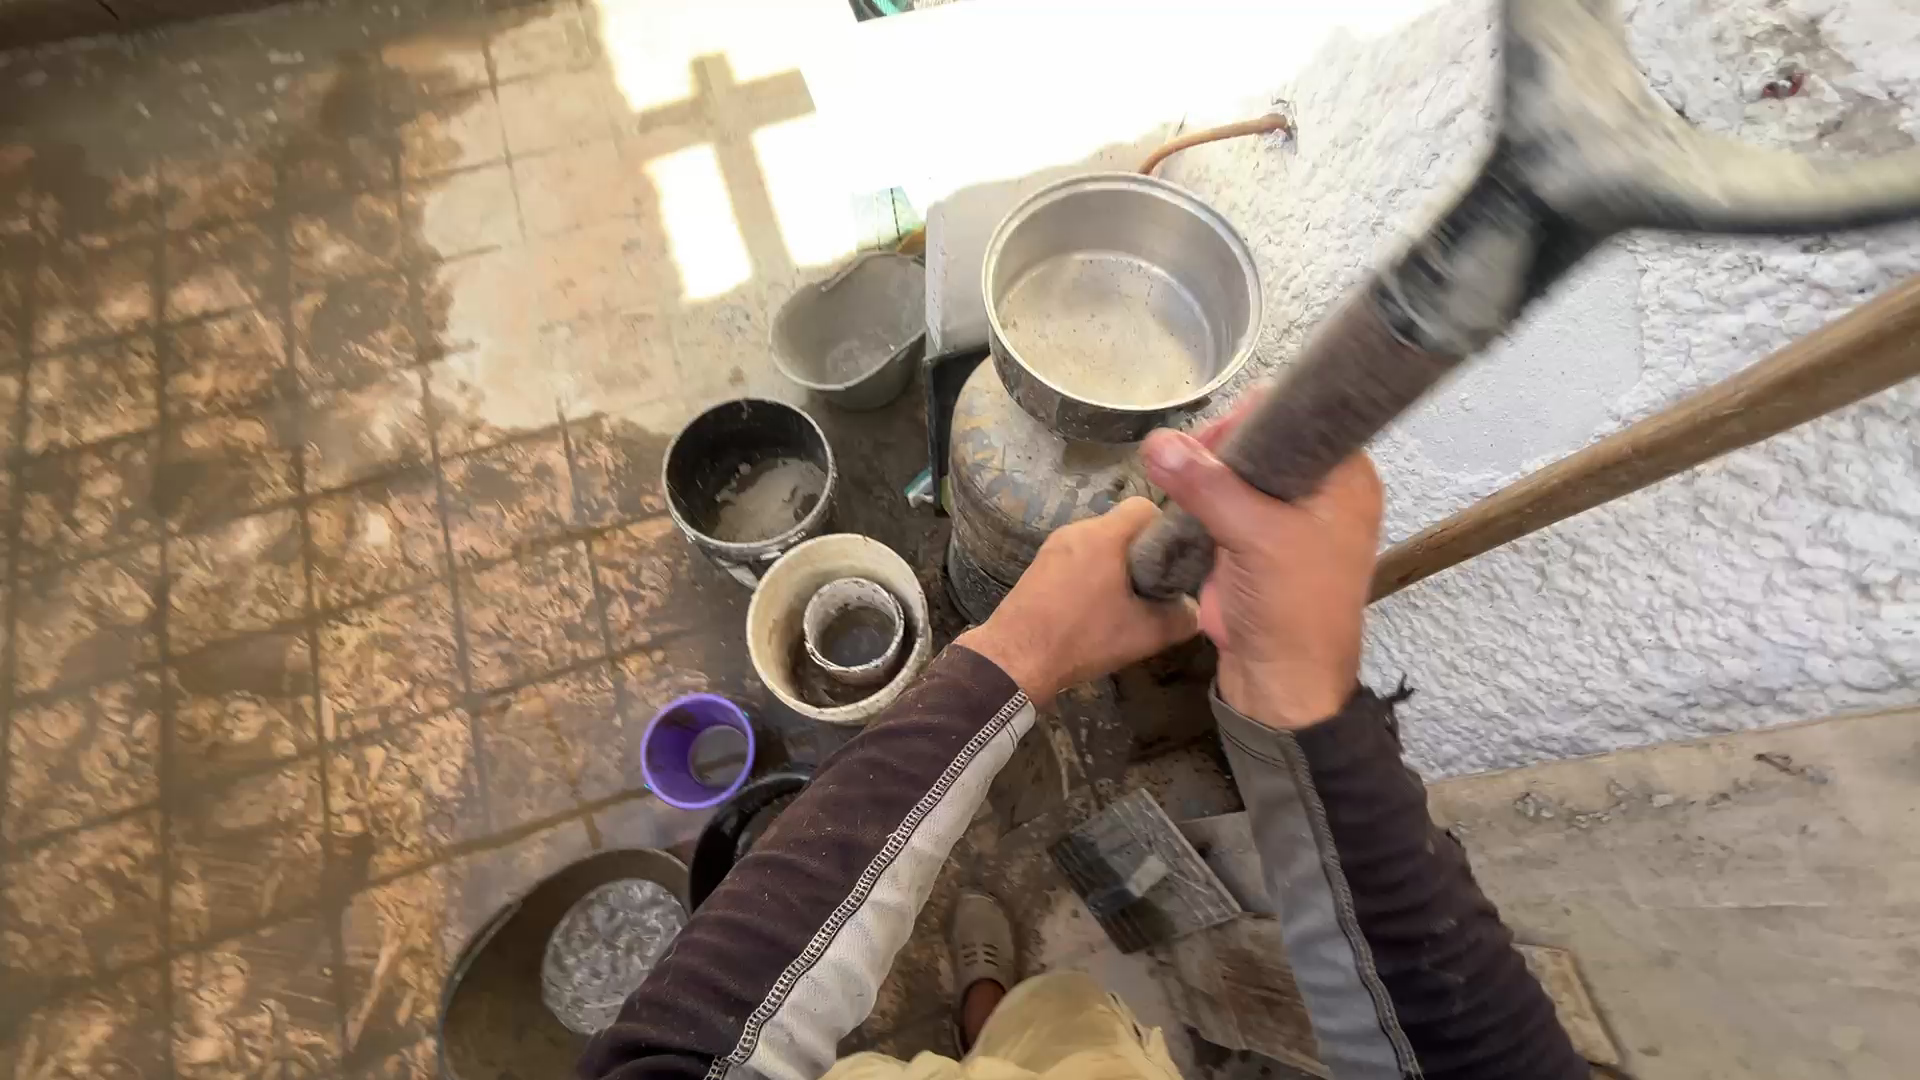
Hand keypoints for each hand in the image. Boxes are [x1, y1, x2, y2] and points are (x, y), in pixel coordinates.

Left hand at [956, 497, 1199, 704]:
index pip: (1145, 506)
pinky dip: (1092, 571)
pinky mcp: (1039, 564)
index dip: (1166, 527)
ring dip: (1116, 563)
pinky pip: (1077, 556)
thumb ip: (1182, 617)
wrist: (1016, 658)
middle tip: (1155, 584)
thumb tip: (1195, 608)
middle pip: (1121, 525)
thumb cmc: (1082, 639)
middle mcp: (1076, 530)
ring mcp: (1053, 545)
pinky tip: (1096, 605)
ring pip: (1099, 541)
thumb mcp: (1145, 634)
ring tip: (1126, 599)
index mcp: (1103, 535)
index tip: (1174, 558)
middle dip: (1142, 550)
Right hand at [1141, 412, 1382, 730]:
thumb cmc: (1291, 605)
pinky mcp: (1254, 541)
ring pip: (1235, 474)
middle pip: (1259, 443)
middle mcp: (1317, 490)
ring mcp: (1284, 517)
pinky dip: (1198, 502)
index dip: (1249, 420)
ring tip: (1177, 484)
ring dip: (1203, 477)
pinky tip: (1178, 503)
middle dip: (1217, 450)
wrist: (1279, 680)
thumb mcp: (1255, 536)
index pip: (1295, 418)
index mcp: (1343, 477)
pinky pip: (1221, 504)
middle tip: (1186, 467)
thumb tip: (1156, 442)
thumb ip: (1207, 486)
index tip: (1209, 441)